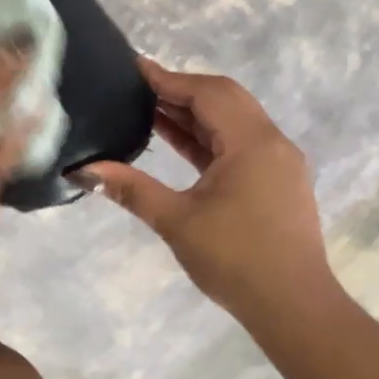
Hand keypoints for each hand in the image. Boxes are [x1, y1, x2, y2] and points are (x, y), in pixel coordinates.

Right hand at [76, 59, 336, 322]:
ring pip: (231, 121)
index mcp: (252, 143)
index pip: (207, 93)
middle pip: (223, 99)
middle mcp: (271, 144)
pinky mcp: (274, 182)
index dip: (168, 79)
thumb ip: (130, 187)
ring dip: (192, 112)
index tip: (132, 68)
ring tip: (145, 107)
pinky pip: (236, 143)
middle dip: (179, 90)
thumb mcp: (176, 221)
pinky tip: (173, 139)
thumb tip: (83, 168)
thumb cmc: (236, 260)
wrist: (296, 310)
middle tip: (136, 87)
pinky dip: (205, 135)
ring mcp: (276, 163)